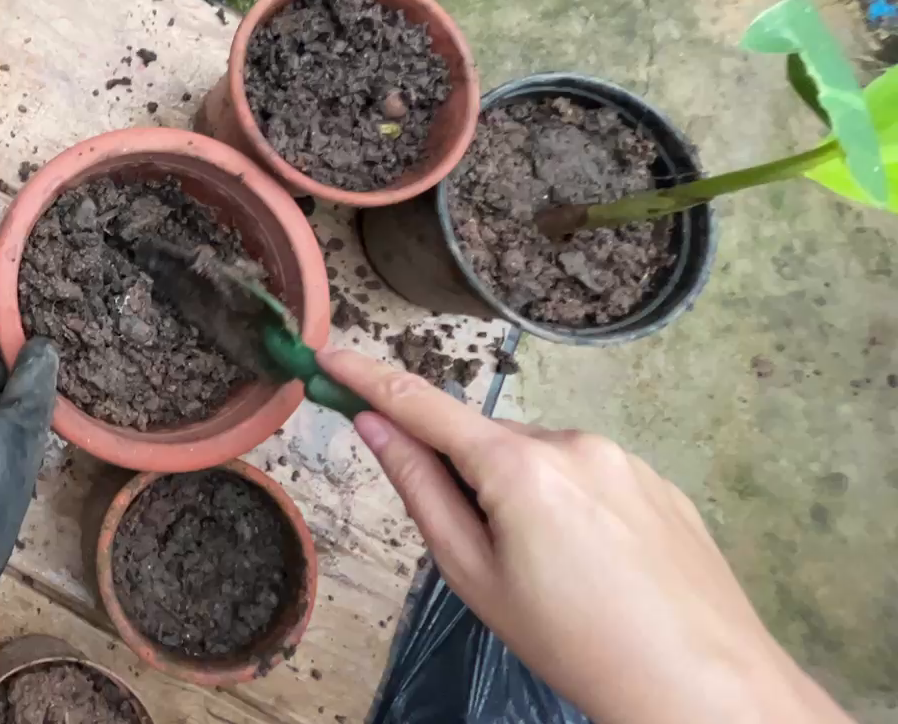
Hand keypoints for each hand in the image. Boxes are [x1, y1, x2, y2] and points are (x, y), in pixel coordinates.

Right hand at [318, 349, 849, 723]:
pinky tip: (591, 557)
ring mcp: (621, 458)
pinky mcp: (657, 481)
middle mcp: (569, 442)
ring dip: (512, 484)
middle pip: (479, 437)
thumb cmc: (571, 642)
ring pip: (530, 453)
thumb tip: (372, 423)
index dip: (366, 376)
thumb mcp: (470, 570)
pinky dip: (560, 495)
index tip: (326, 354)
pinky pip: (579, 469)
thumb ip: (417, 485)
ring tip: (549, 561)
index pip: (419, 403)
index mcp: (517, 466)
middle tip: (480, 542)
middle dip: (460, 468)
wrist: (718, 701)